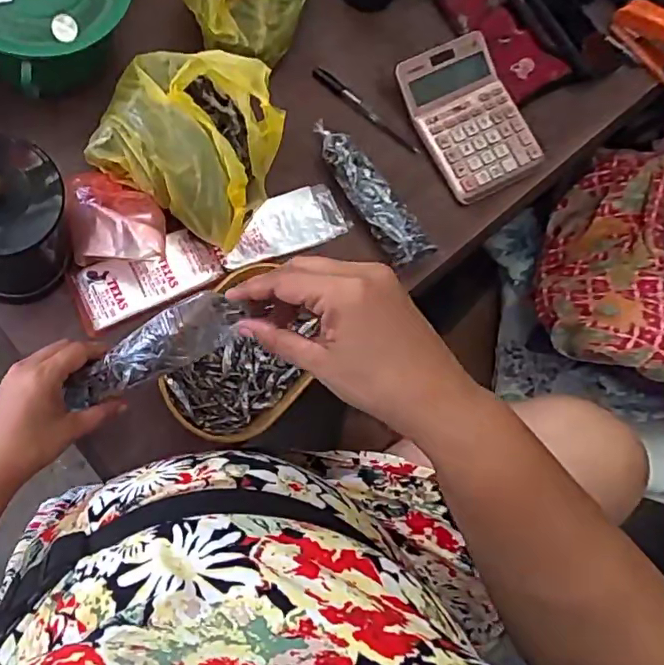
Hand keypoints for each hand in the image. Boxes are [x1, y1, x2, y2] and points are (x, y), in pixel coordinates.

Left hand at [0, 340, 126, 487]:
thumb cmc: (34, 447)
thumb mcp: (71, 429)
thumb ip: (99, 413)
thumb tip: (122, 404)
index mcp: (43, 374)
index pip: (75, 350)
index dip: (96, 350)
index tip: (112, 356)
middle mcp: (26, 366)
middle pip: (60, 347)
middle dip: (82, 353)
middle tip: (100, 369)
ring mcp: (13, 373)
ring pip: (46, 354)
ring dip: (65, 359)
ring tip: (82, 377)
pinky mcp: (7, 382)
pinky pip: (33, 364)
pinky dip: (50, 367)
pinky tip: (59, 386)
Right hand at [227, 257, 483, 439]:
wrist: (435, 398)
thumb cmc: (375, 385)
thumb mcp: (319, 363)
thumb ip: (277, 338)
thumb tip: (243, 326)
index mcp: (344, 289)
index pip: (286, 279)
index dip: (253, 288)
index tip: (228, 298)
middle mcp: (361, 272)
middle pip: (302, 266)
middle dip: (272, 286)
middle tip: (249, 311)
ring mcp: (378, 277)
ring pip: (321, 270)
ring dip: (294, 288)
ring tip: (275, 319)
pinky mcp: (386, 287)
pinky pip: (340, 278)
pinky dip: (317, 292)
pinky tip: (304, 317)